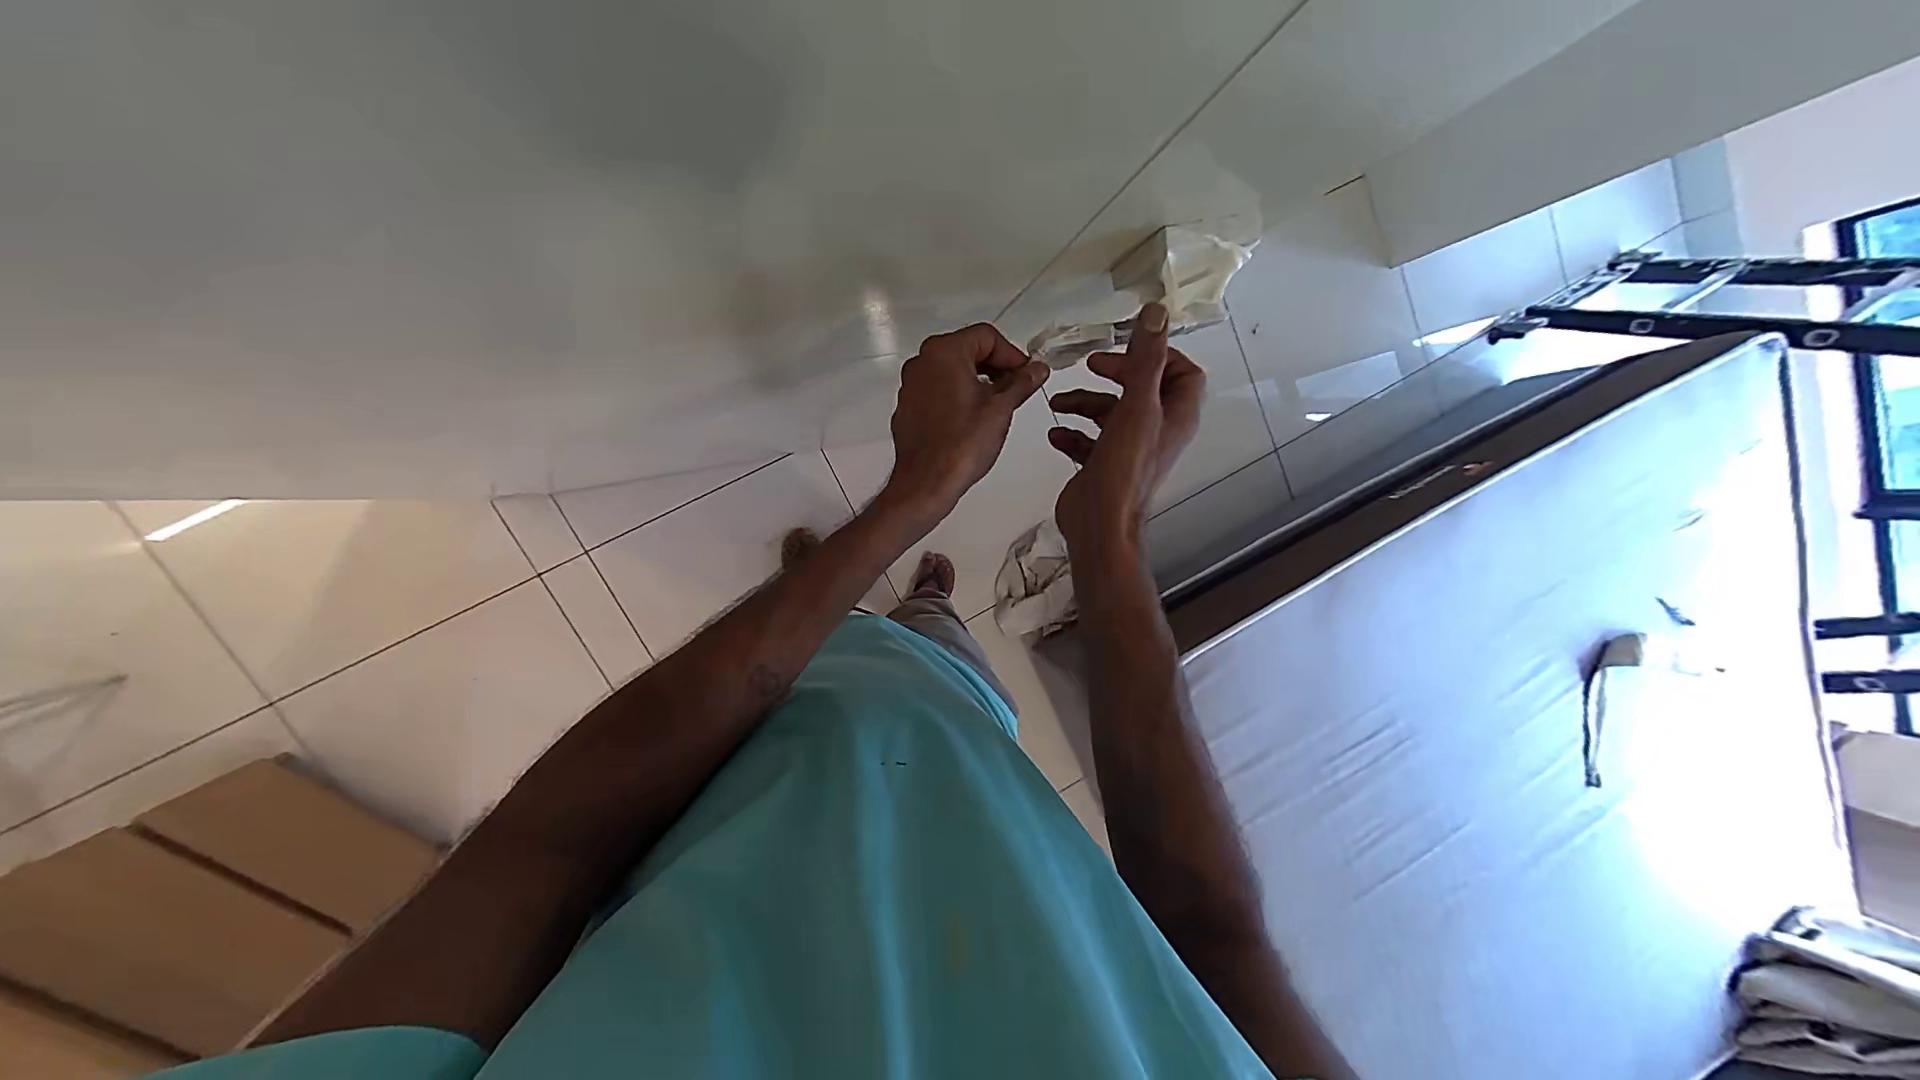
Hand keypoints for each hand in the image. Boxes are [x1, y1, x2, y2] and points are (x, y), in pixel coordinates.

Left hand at [878, 323, 1050, 525]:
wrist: (927, 482)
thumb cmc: (958, 446)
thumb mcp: (1001, 408)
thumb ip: (1022, 382)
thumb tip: (1035, 370)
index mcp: (944, 353)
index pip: (986, 336)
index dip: (1012, 354)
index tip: (1026, 373)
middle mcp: (922, 363)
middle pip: (968, 350)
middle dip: (995, 367)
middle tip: (1016, 388)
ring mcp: (912, 386)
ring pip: (952, 372)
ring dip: (978, 382)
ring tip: (997, 407)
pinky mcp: (909, 408)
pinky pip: (938, 392)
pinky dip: (958, 398)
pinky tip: (973, 420)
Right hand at [1047, 303, 1204, 555]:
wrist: (1100, 523)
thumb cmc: (1124, 469)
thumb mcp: (1137, 405)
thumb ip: (1146, 359)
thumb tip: (1156, 313)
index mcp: (1175, 415)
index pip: (1182, 372)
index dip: (1160, 354)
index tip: (1130, 348)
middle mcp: (1157, 430)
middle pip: (1142, 388)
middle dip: (1115, 373)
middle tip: (1093, 364)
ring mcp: (1129, 449)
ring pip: (1110, 413)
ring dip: (1084, 402)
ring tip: (1059, 401)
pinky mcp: (1104, 465)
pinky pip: (1089, 440)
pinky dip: (1073, 433)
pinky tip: (1056, 434)